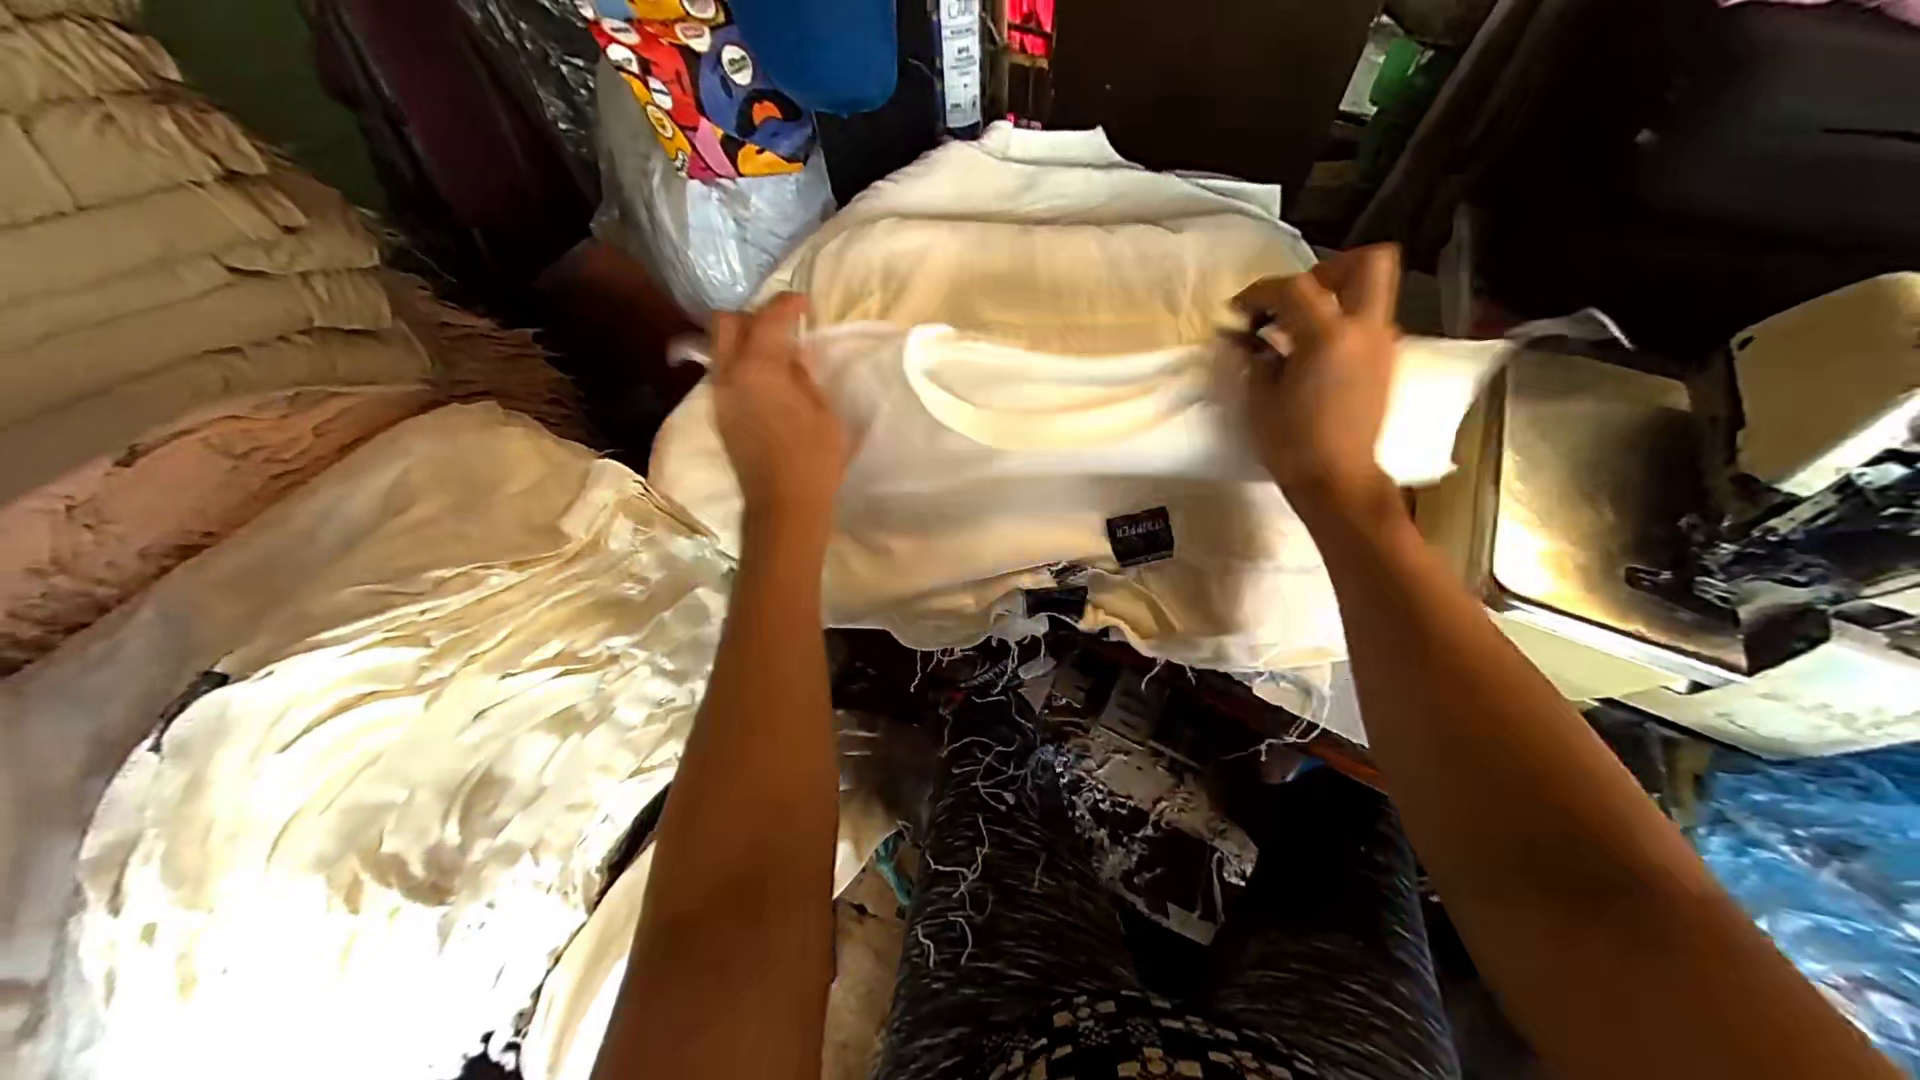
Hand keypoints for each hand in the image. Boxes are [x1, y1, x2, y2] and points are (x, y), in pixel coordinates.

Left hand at [710, 293, 849, 526]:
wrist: (784, 505)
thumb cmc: (814, 458)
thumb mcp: (822, 411)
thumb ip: (803, 375)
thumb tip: (792, 357)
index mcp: (759, 369)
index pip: (767, 319)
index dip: (787, 305)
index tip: (804, 304)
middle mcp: (730, 376)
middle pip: (725, 324)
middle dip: (752, 316)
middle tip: (781, 327)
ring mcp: (720, 397)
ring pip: (720, 349)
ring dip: (743, 341)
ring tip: (776, 355)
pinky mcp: (721, 416)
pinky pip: (725, 374)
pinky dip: (742, 365)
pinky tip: (768, 382)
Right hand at [1233, 244, 1401, 506]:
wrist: (1338, 481)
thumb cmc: (1292, 444)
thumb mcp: (1259, 398)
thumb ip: (1252, 357)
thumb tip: (1241, 337)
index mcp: (1328, 335)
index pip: (1294, 287)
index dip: (1259, 293)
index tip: (1237, 312)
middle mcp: (1365, 330)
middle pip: (1367, 263)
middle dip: (1326, 269)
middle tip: (1292, 300)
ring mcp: (1382, 345)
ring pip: (1370, 293)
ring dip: (1333, 299)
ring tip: (1296, 331)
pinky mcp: (1385, 364)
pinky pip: (1367, 324)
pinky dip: (1340, 326)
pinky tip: (1312, 356)